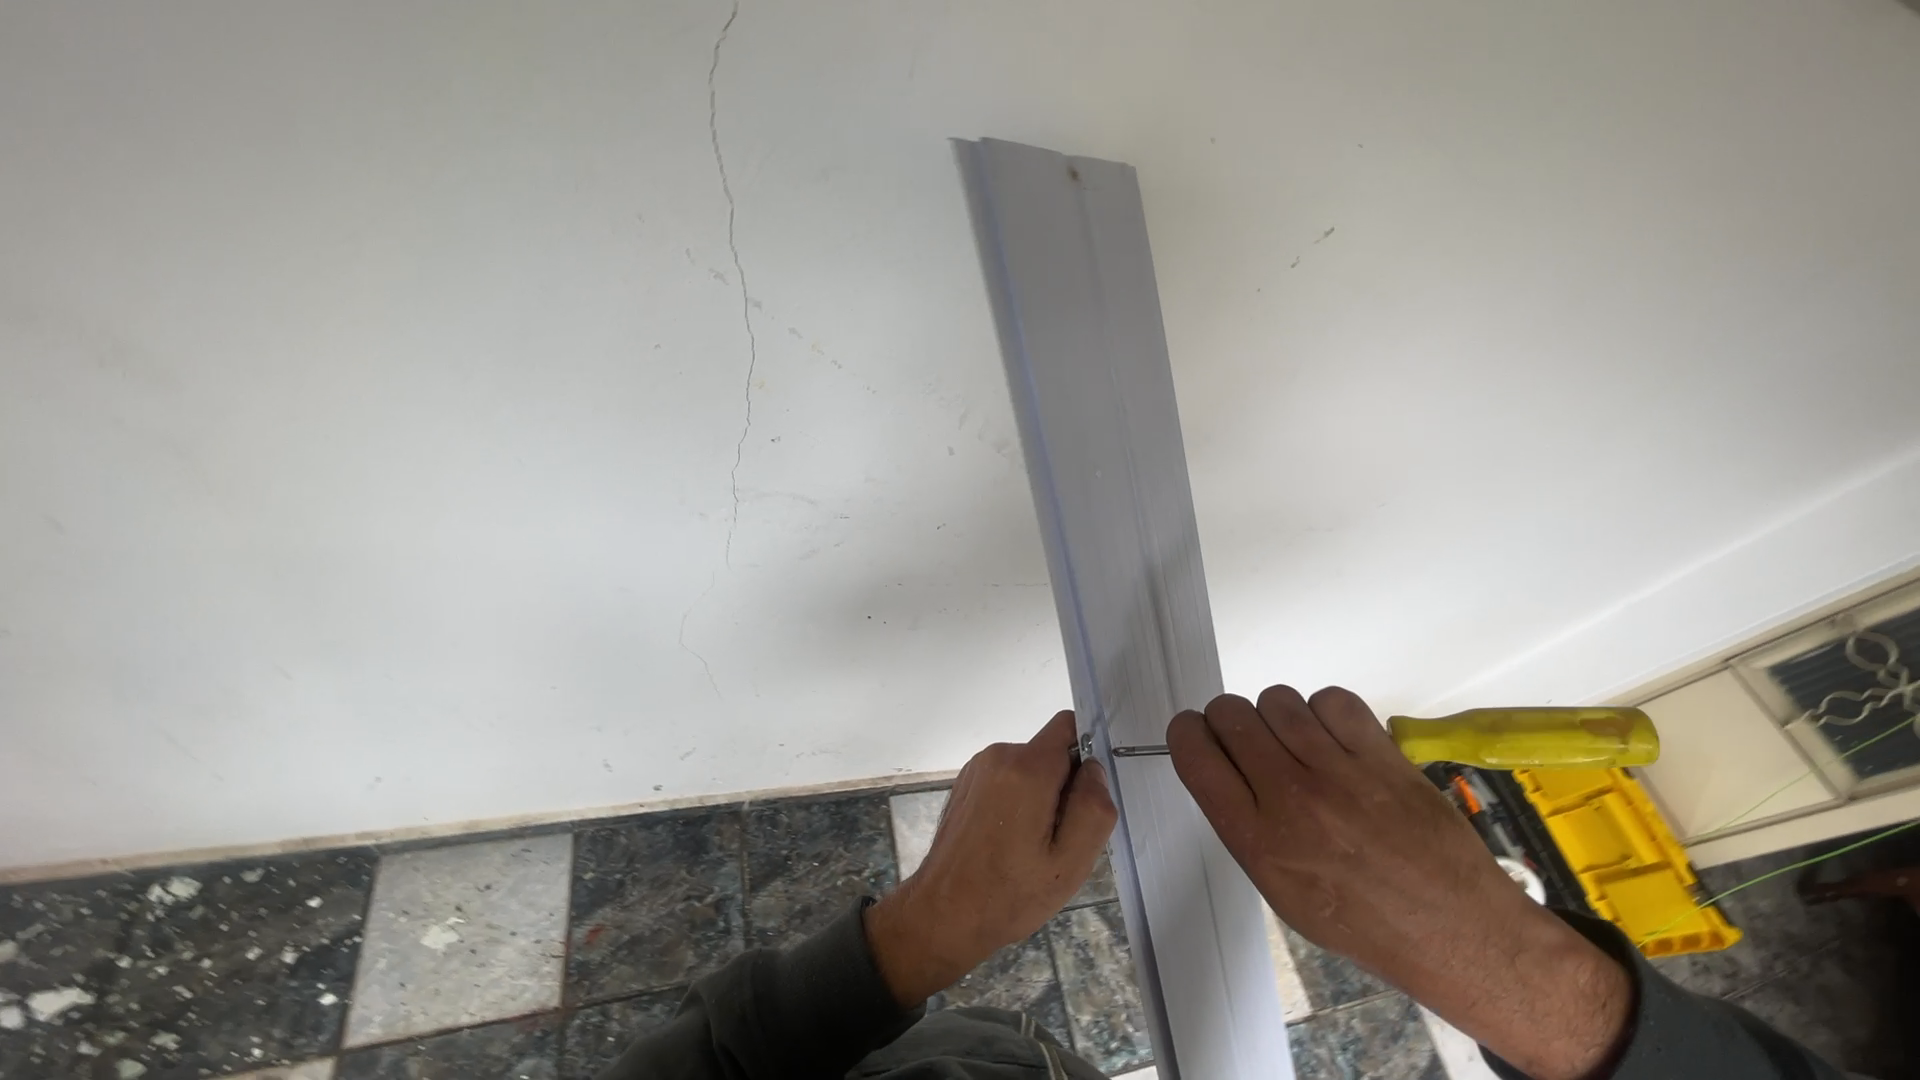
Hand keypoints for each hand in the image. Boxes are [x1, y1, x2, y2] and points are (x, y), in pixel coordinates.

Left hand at [864, 710, 1116, 1005]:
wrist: (944, 914)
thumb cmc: (1011, 893)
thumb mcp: (1071, 861)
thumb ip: (1093, 807)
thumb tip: (1093, 768)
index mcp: (1026, 768)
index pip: (1069, 727)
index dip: (1086, 757)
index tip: (1085, 799)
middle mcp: (998, 755)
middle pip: (1050, 752)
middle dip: (1064, 787)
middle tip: (1059, 839)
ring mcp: (977, 767)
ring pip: (1030, 768)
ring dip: (1041, 797)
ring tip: (1032, 846)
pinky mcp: (965, 782)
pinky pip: (1008, 778)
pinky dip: (1018, 802)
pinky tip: (1009, 842)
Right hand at [1168, 686, 1631, 1079]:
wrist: (1456, 932)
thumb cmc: (1360, 921)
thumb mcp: (1278, 888)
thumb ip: (1242, 822)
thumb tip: (1224, 764)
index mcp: (1256, 840)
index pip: (1194, 751)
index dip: (1189, 733)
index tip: (1201, 738)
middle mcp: (1290, 799)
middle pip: (1230, 713)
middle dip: (1230, 720)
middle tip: (1253, 743)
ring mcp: (1340, 773)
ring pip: (1277, 699)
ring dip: (1279, 717)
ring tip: (1301, 745)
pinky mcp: (1383, 756)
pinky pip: (1332, 699)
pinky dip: (1326, 712)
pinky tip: (1337, 741)